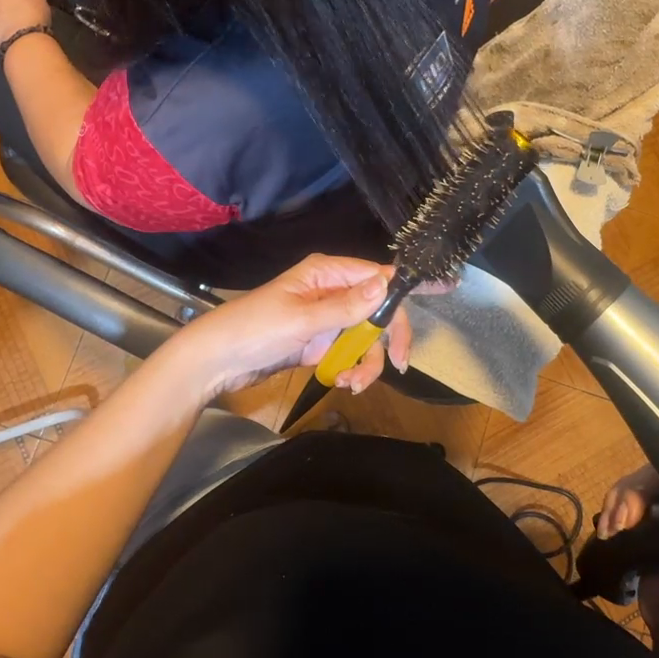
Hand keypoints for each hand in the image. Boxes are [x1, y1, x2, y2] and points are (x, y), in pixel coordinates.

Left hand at [165, 255, 411, 400]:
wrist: (216, 362)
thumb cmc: (254, 329)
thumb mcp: (302, 318)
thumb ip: (346, 306)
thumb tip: (386, 285)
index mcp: (326, 273)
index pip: (377, 276)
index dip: (404, 289)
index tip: (442, 293)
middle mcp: (331, 291)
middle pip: (378, 310)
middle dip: (388, 338)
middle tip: (400, 365)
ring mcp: (326, 319)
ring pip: (366, 338)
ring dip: (367, 363)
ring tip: (353, 384)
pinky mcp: (319, 344)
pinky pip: (349, 354)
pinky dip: (352, 370)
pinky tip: (343, 383)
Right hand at [599, 466, 658, 657]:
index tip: (636, 509)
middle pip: (658, 478)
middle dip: (630, 494)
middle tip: (616, 524)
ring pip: (639, 491)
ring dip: (617, 505)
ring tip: (608, 532)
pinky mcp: (652, 534)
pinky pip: (628, 509)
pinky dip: (613, 515)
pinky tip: (607, 532)